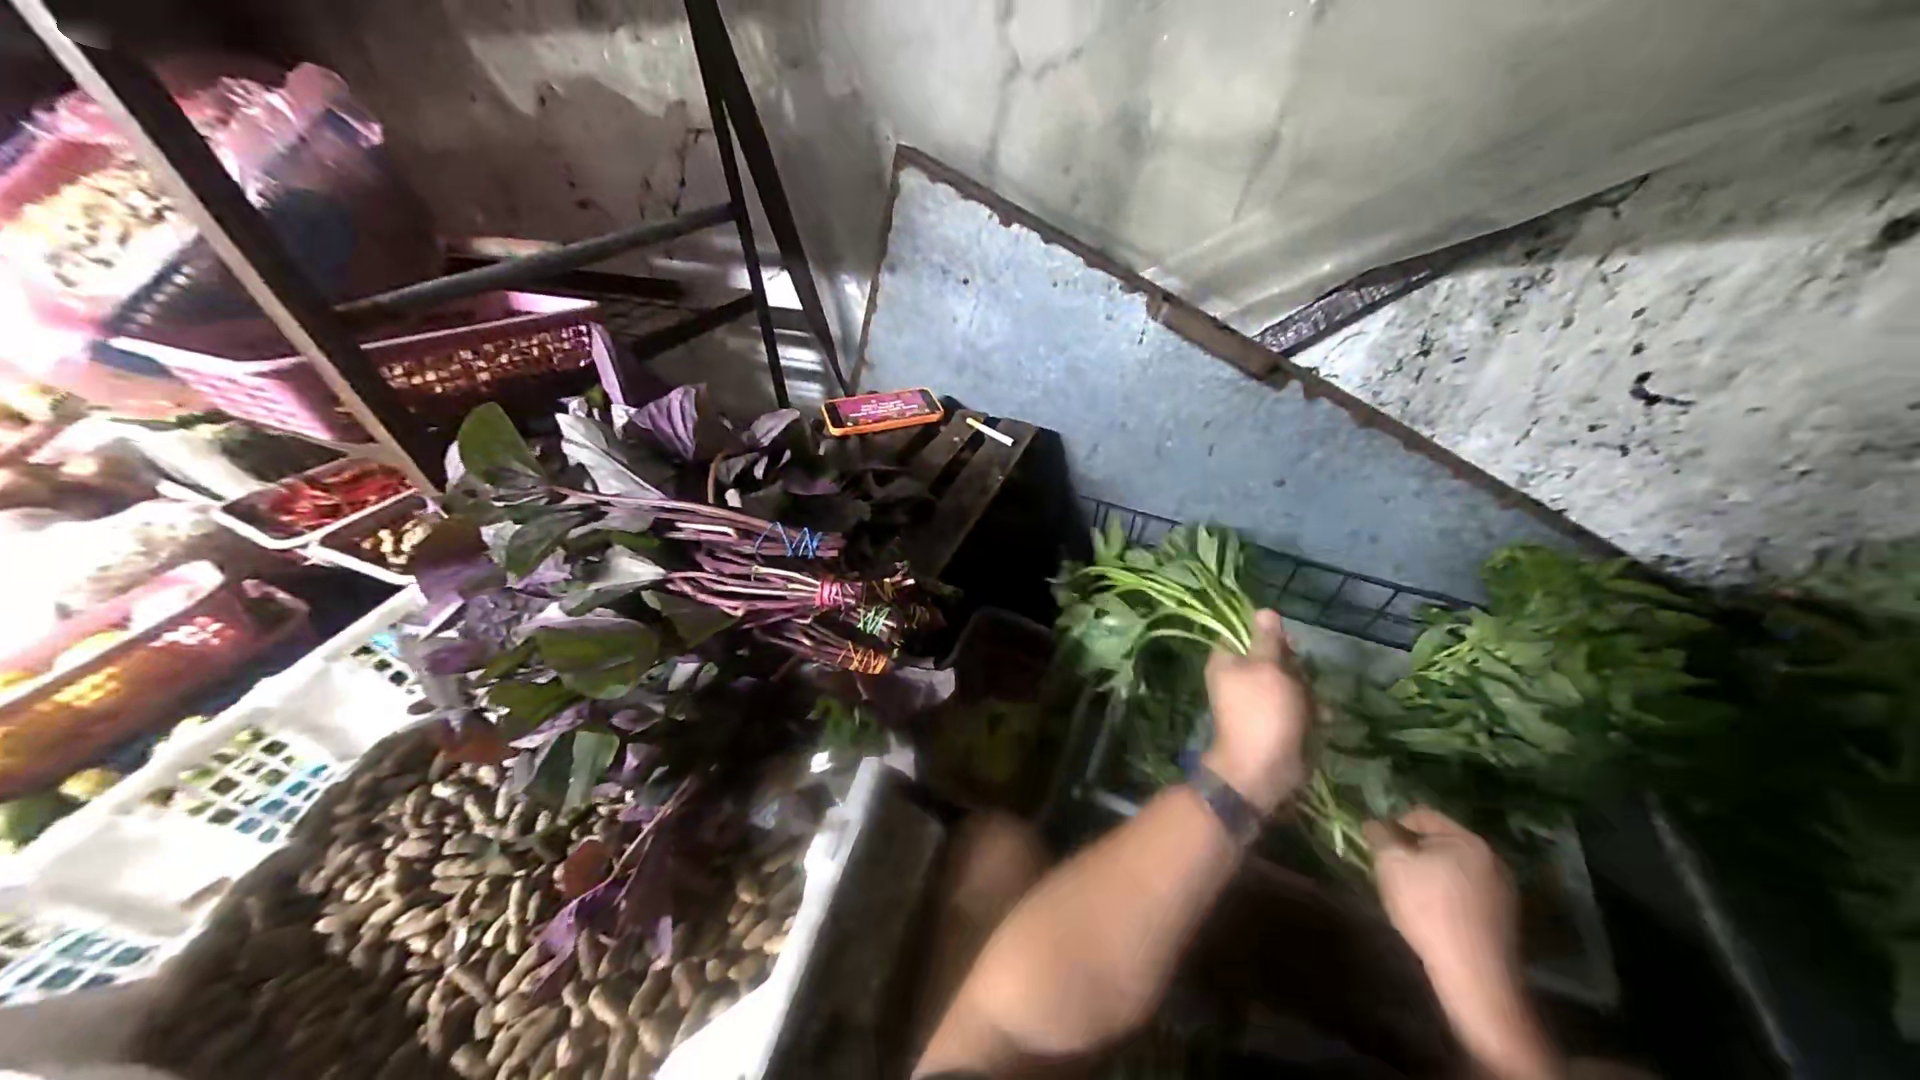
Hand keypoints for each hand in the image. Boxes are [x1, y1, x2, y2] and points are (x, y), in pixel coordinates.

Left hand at [1201, 610, 1311, 814]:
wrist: (1264, 769)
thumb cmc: (1263, 711)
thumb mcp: (1267, 667)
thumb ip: (1267, 639)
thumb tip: (1263, 610)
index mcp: (1225, 660)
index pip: (1245, 633)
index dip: (1269, 635)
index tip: (1288, 645)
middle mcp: (1237, 677)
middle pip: (1273, 657)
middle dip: (1294, 668)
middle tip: (1300, 679)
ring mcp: (1257, 700)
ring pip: (1290, 681)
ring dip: (1307, 691)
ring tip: (1311, 706)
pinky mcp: (1276, 720)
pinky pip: (1296, 705)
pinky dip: (1310, 711)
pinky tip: (1320, 719)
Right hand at [1365, 808, 1520, 993]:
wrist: (1474, 974)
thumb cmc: (1428, 907)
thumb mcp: (1392, 862)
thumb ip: (1381, 834)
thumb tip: (1376, 824)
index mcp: (1468, 840)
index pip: (1422, 816)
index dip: (1393, 825)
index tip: (1378, 847)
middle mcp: (1493, 860)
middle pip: (1440, 842)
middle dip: (1412, 851)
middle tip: (1391, 870)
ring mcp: (1503, 891)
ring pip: (1453, 868)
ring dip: (1429, 874)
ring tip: (1409, 894)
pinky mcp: (1504, 919)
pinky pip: (1466, 893)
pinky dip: (1446, 895)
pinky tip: (1432, 914)